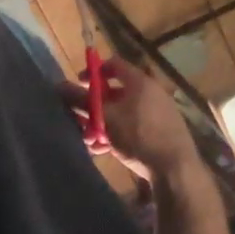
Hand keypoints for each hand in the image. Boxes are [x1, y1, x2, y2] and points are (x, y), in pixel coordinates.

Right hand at [86, 58, 200, 181]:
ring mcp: (160, 113)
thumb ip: (81, 100)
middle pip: (116, 91)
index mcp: (140, 82)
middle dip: (94, 105)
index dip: (93, 70)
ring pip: (123, 112)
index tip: (79, 84)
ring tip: (91, 141)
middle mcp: (152, 93)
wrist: (176, 170)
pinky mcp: (164, 132)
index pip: (114, 63)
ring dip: (103, 123)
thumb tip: (59, 85)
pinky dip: (118, 133)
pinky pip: (134, 126)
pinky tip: (105, 150)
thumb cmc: (137, 135)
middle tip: (81, 118)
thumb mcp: (104, 117)